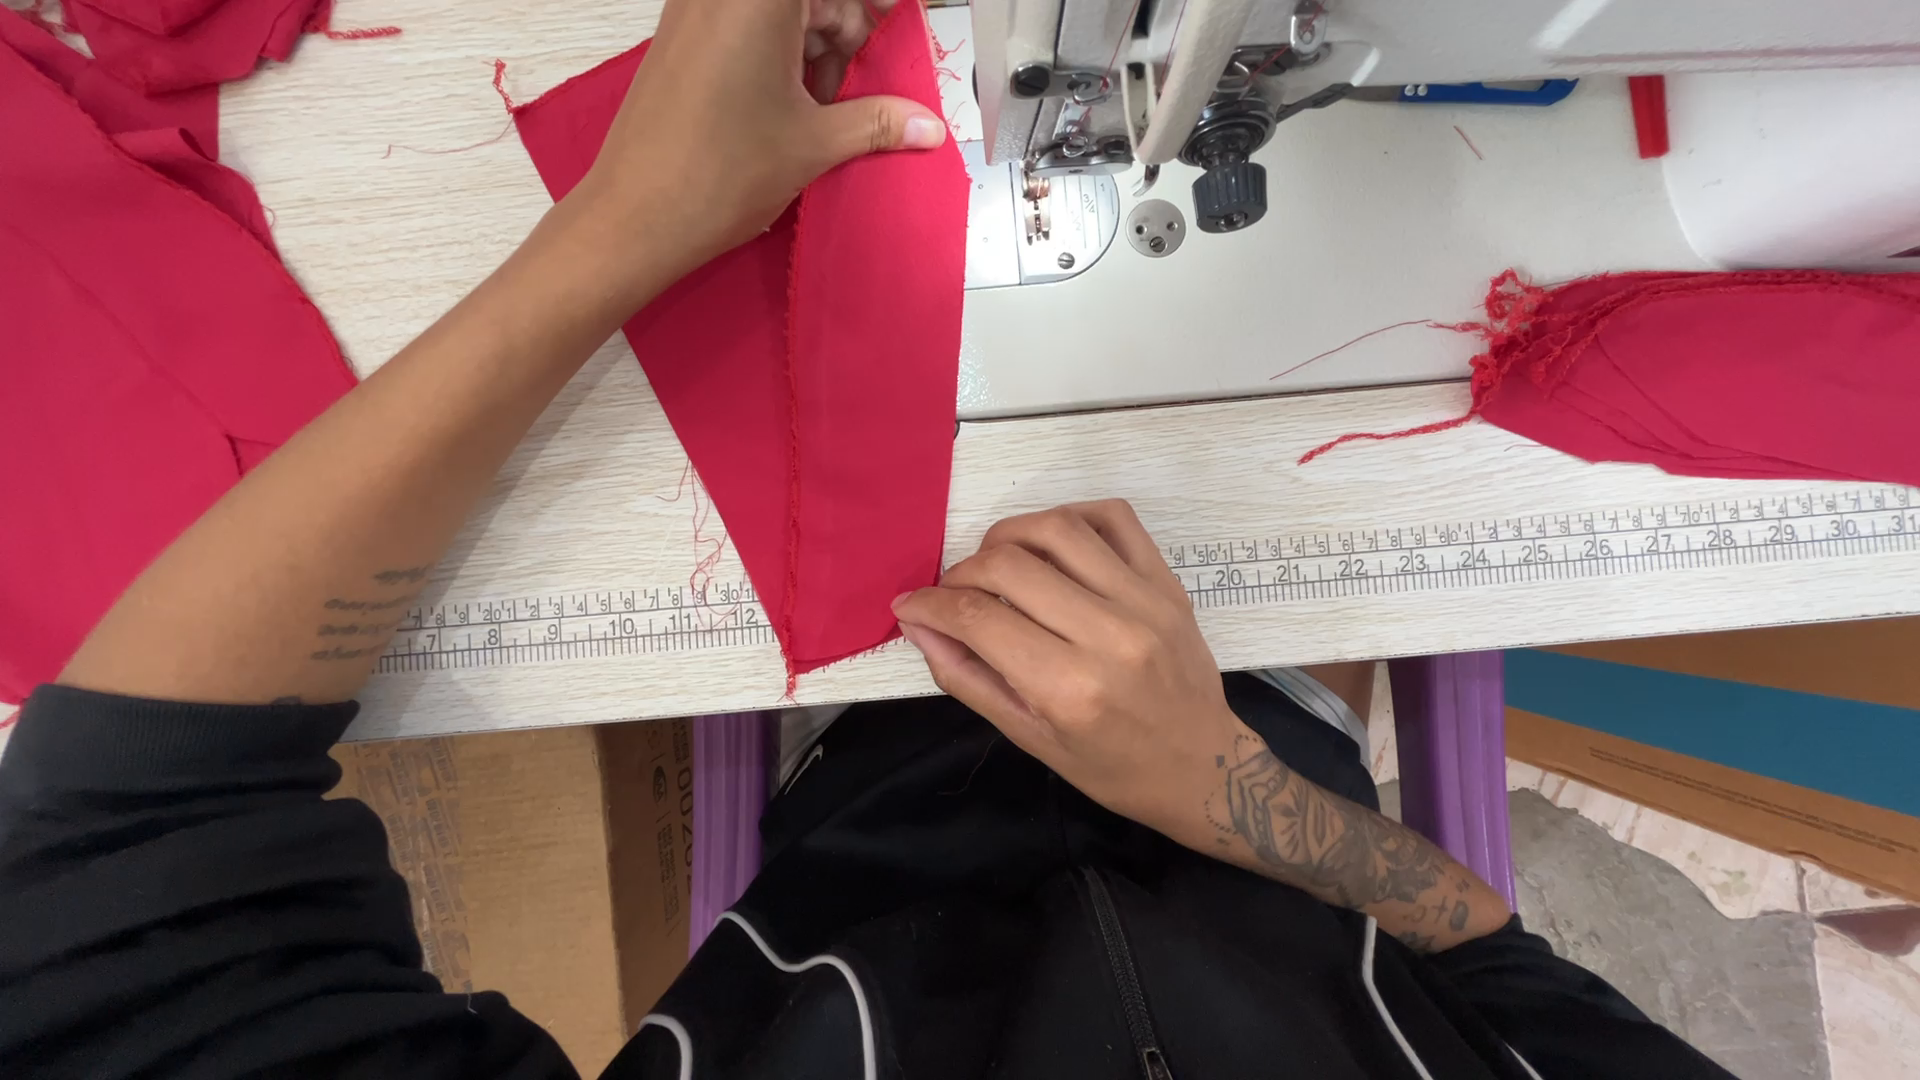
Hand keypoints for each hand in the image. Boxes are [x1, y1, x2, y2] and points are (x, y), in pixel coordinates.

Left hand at [571, 0, 947, 291]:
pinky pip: (750, 27)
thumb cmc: (726, 172)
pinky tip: (794, 109)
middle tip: (865, 93)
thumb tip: (932, 127)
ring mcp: (699, 6)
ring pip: (783, 13)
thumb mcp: (814, 145)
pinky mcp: (685, 33)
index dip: (876, 13)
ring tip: (826, 114)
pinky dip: (783, 57)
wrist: (639, 213)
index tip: (899, 36)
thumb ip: (878, 123)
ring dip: (817, 51)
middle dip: (848, 34)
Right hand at [891, 501, 1251, 834]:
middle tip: (953, 594)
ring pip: (1056, 528)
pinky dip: (1069, 516)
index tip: (910, 604)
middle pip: (1009, 565)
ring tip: (996, 563)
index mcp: (1069, 687)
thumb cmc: (1110, 767)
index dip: (930, 605)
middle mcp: (1108, 633)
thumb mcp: (1028, 738)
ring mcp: (1143, 599)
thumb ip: (965, 677)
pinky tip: (1050, 544)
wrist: (1201, 765)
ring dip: (1007, 535)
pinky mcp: (1166, 580)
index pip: (977, 618)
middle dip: (961, 572)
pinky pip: (1112, 516)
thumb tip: (916, 623)